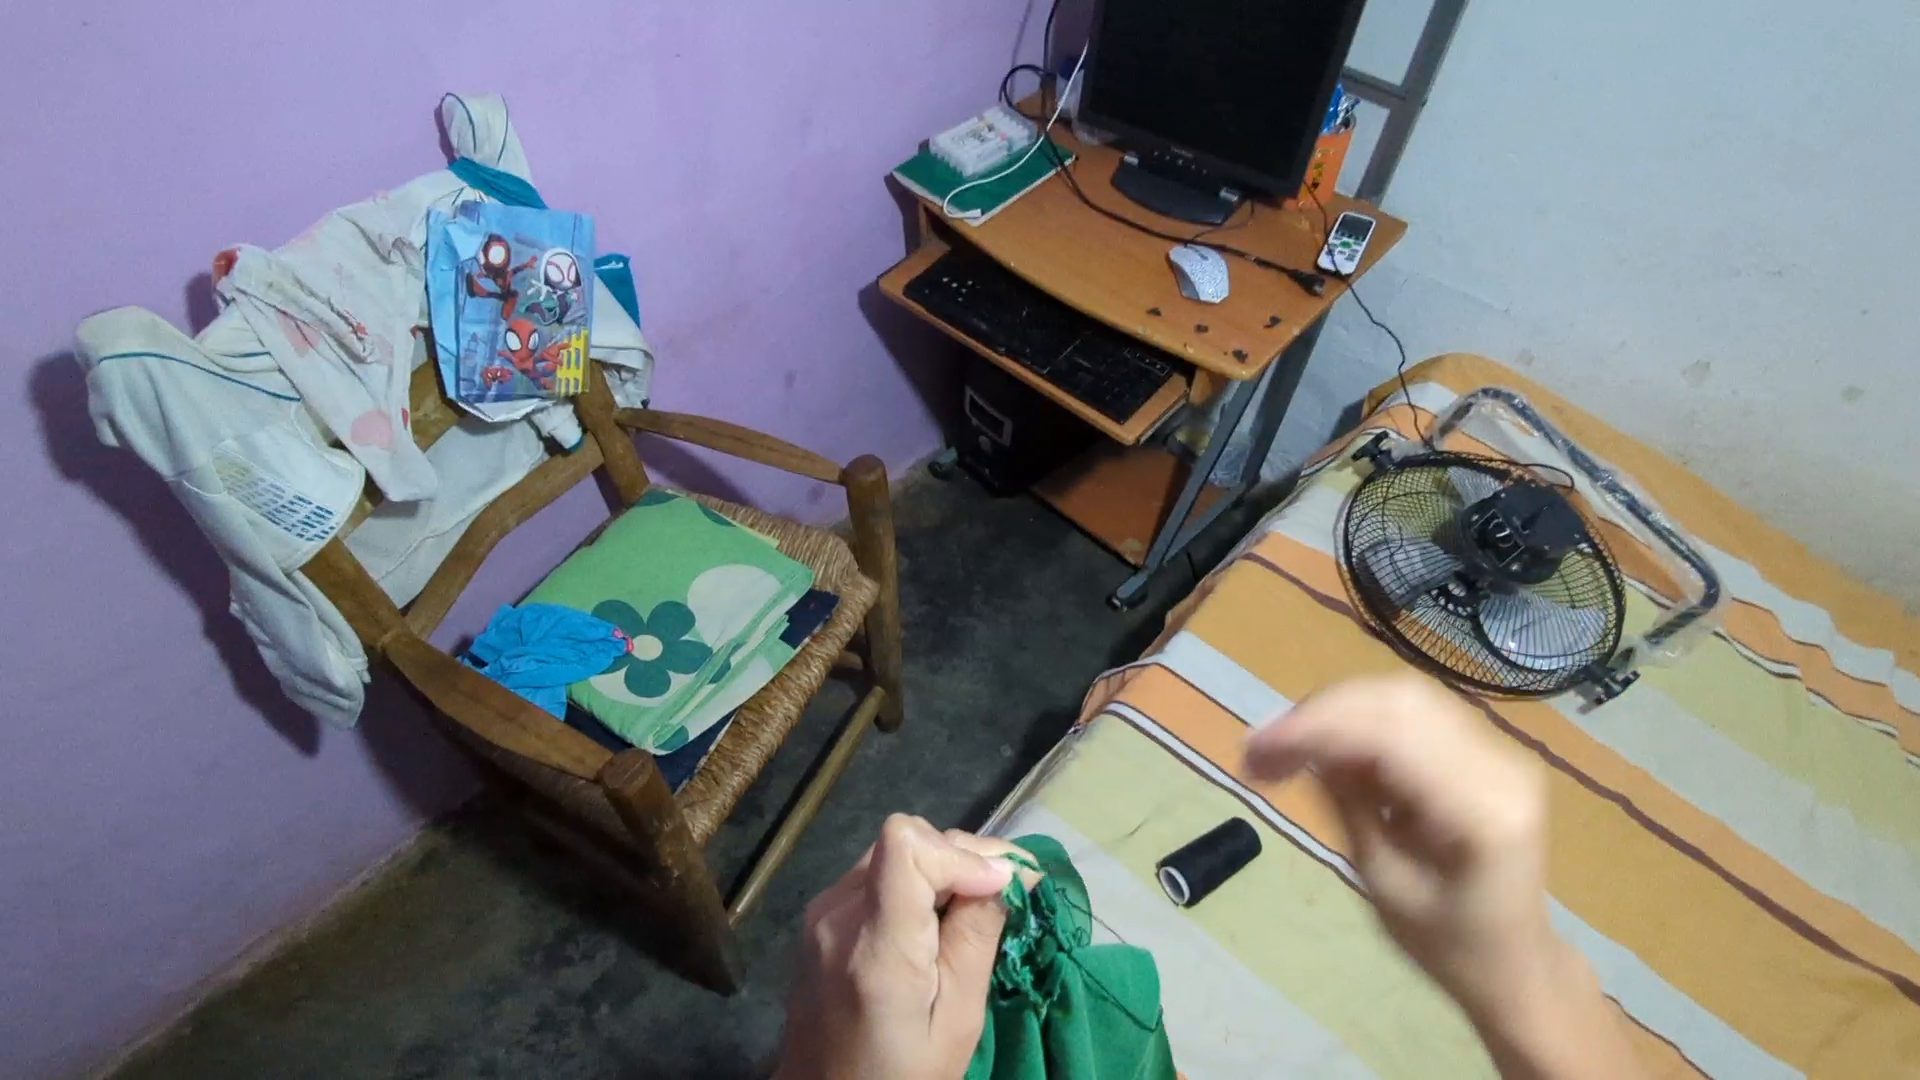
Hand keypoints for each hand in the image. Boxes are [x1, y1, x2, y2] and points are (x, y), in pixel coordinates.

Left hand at [773, 816, 1029, 1079]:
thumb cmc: (902, 1078)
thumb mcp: (958, 1022)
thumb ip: (977, 938)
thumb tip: (1007, 870)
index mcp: (874, 949)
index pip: (905, 845)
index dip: (959, 853)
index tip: (1000, 884)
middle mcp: (838, 913)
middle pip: (908, 839)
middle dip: (963, 857)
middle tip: (1005, 890)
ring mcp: (823, 909)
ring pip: (895, 848)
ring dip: (941, 865)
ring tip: (972, 904)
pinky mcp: (820, 911)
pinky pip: (878, 869)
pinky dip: (915, 878)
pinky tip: (934, 916)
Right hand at [1245, 675, 1642, 1079]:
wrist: (1514, 960)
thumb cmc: (1446, 941)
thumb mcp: (1385, 884)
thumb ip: (1348, 805)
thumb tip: (1297, 745)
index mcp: (1485, 812)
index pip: (1392, 738)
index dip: (1316, 728)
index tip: (1256, 747)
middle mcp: (1500, 765)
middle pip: (1395, 702)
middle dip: (1317, 713)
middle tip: (1262, 746)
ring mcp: (1496, 748)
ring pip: (1397, 694)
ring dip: (1331, 710)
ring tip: (1287, 743)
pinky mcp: (1479, 743)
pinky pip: (1406, 707)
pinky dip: (1353, 715)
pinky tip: (1323, 741)